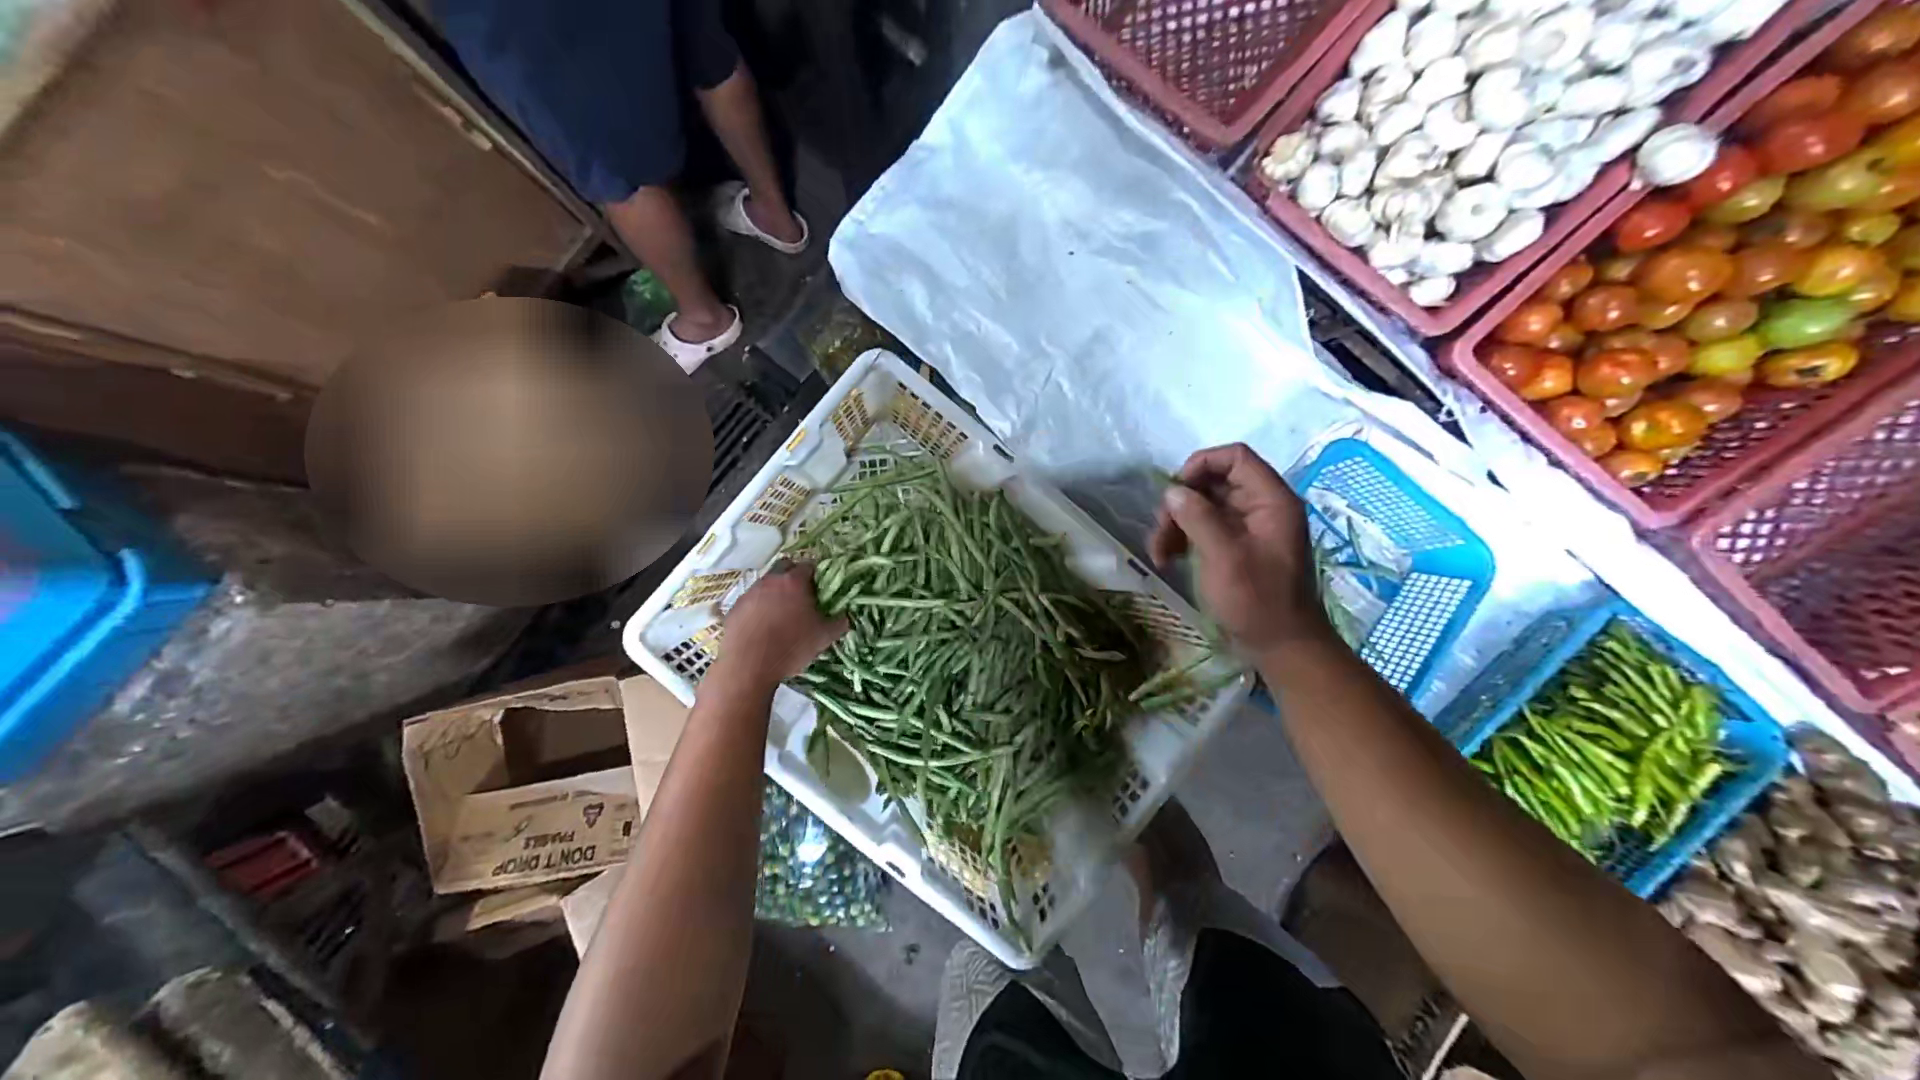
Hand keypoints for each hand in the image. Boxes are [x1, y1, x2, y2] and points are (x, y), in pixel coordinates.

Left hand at [711, 561, 847, 688]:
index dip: (817, 576)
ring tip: (781, 615)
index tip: (821, 589)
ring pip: (766, 584)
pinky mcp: (734, 608)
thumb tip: (846, 616)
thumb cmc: (791, 646)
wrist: (747, 666)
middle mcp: (770, 581)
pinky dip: (758, 608)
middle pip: (784, 568)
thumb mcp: (823, 637)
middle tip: (802, 598)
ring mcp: (749, 593)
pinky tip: (762, 627)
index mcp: (794, 582)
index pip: (809, 566)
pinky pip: (751, 601)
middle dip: (794, 578)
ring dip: (775, 593)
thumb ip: (839, 623)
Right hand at [1147, 443, 1328, 654]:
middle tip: (1161, 532)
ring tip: (1159, 553)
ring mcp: (1250, 528)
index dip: (1200, 465)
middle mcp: (1262, 507)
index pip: (1235, 457)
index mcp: (1271, 500)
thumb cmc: (1258, 601)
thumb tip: (1173, 492)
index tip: (1174, 492)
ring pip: (1205, 506)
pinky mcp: (1238, 547)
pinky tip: (1169, 559)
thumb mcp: (1224, 557)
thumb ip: (1198, 518)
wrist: (1282, 647)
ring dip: (1177, 524)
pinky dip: (1185, 539)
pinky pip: (1207, 528)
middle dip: (1181, 503)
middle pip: (1214, 482)